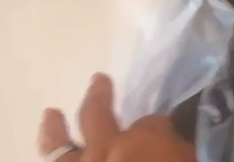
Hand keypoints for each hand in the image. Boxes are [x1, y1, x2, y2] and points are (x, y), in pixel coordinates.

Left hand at [39, 74, 193, 161]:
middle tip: (96, 81)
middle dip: (97, 97)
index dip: (156, 127)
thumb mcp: (184, 158)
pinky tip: (54, 157)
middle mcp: (102, 153)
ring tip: (49, 116)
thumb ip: (170, 146)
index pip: (147, 122)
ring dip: (53, 132)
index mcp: (137, 141)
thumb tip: (159, 137)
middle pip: (95, 116)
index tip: (165, 132)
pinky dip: (55, 160)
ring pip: (59, 150)